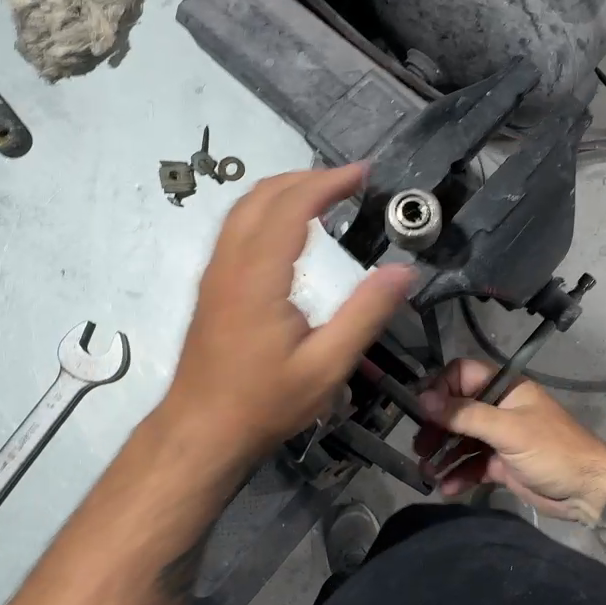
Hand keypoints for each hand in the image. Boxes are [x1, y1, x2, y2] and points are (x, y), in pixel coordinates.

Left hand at [159, 164, 413, 460]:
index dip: (327, 182)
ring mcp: (215, 273)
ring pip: (243, 208)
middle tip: (350, 180)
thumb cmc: (265, 402)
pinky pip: (236, 228)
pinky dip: (267, 210)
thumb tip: (404, 270)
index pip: (291, 207)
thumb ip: (365, 314)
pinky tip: (290, 228)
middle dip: (307, 178)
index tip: (363, 174)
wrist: (202, 430)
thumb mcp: (327, 366)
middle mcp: (229, 263)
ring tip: (325, 194)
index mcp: (258, 276)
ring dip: (284, 190)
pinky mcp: (212, 286)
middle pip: (261, 196)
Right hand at [415, 358, 605, 523]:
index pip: (462, 375)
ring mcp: (501, 438)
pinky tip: (447, 488)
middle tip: (420, 449)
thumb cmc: (553, 451)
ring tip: (427, 473)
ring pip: (462, 441)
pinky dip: (458, 475)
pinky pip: (473, 466)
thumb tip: (423, 399)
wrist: (588, 492)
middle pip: (457, 411)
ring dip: (443, 456)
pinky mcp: (503, 465)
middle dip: (437, 429)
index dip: (440, 389)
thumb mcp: (508, 430)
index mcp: (506, 389)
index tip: (423, 412)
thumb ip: (465, 415)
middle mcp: (501, 409)